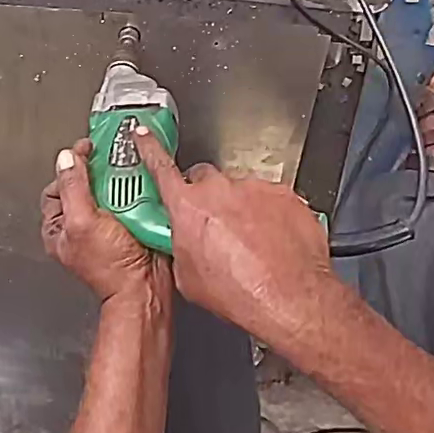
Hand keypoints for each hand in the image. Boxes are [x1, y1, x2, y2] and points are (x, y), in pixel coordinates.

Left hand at [41, 139, 173, 304]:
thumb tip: (66, 158)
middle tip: (110, 158)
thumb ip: (72, 188)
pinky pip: (129, 195)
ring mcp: (106, 223)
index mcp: (59, 228)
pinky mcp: (129, 222)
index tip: (86, 151)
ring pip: (108, 187)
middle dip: (97, 169)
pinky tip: (141, 182)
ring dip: (119, 176)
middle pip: (84, 182)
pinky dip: (135, 186)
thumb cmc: (111, 267)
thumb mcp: (83, 222)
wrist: (146, 286)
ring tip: (128, 171)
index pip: (57, 185)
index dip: (69, 166)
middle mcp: (81, 225)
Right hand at [132, 126, 338, 345]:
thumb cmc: (240, 293)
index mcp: (189, 206)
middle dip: (206, 197)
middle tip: (213, 224)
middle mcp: (220, 190)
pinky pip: (270, 198)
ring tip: (250, 242)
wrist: (289, 298)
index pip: (160, 167)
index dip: (149, 148)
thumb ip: (180, 246)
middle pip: (205, 179)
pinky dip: (269, 215)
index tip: (144, 134)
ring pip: (240, 190)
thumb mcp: (188, 278)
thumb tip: (184, 243)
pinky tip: (272, 240)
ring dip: (241, 209)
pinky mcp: (284, 194)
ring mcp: (254, 188)